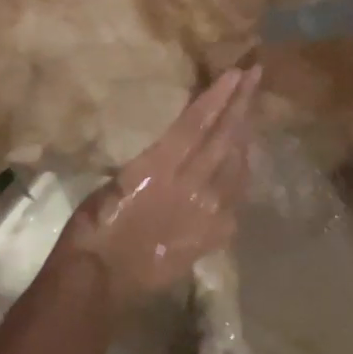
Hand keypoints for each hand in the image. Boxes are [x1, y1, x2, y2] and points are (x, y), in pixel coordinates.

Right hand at [56, 67, 260, 309]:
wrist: (101, 281)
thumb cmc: (95, 225)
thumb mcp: (117, 180)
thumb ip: (153, 161)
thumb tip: (172, 147)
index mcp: (160, 166)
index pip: (196, 122)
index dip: (217, 95)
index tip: (236, 72)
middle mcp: (191, 185)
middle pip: (224, 137)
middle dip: (242, 104)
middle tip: (257, 75)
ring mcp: (207, 213)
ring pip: (236, 166)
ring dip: (246, 136)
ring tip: (252, 110)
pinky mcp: (214, 236)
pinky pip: (236, 198)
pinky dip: (242, 174)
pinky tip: (245, 162)